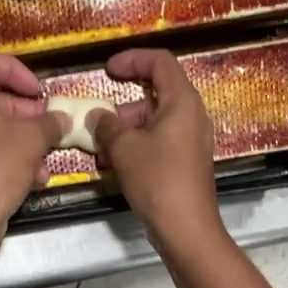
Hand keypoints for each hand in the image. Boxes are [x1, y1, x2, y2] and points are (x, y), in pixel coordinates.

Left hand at [0, 47, 67, 244]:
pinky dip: (13, 158)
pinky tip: (35, 178)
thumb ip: (50, 124)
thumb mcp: (32, 140)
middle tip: (49, 125)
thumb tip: (62, 120)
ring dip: (26, 139)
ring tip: (47, 156)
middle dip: (27, 110)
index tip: (39, 93)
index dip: (18, 70)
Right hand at [87, 49, 219, 240]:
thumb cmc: (158, 180)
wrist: (186, 228)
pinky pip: (159, 142)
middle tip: (100, 122)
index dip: (132, 59)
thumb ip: (107, 126)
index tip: (108, 70)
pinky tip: (116, 164)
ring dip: (126, 130)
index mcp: (182, 101)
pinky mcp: (186, 162)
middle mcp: (192, 116)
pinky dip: (137, 146)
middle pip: (156, 93)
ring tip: (103, 149)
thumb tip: (96, 116)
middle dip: (124, 105)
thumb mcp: (124, 149)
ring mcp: (191, 140)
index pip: (160, 62)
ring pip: (154, 121)